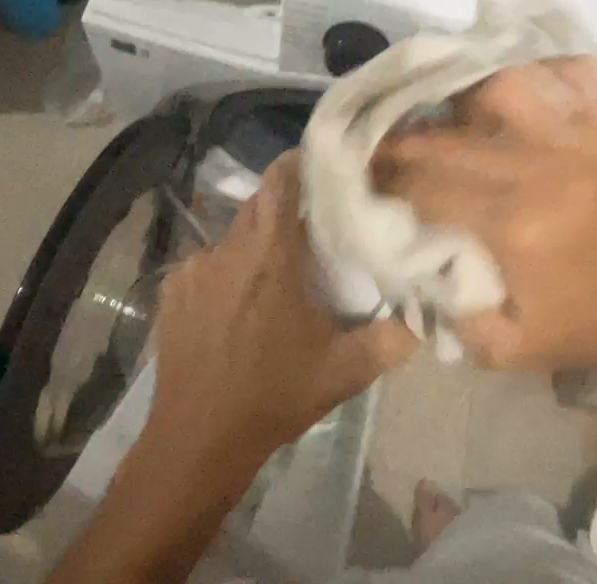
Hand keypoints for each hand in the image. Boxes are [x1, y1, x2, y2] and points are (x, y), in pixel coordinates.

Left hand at [145, 152, 418, 465]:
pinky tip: (234, 310)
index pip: (279, 182)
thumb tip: (426, 312)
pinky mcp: (171, 289)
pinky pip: (205, 265)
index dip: (297, 162)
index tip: (319, 160)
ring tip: (271, 283)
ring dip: (253, 250)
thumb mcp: (345, 371)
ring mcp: (193, 268)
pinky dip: (224, 275)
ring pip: (231, 239)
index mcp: (270, 257)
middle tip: (310, 229)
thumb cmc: (275, 396)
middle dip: (282, 209)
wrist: (199, 436)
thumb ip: (393, 337)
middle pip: (256, 206)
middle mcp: (228, 250)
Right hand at [376, 58, 596, 379]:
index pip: (426, 186)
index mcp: (517, 228)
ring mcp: (585, 139)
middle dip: (405, 139)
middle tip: (384, 142)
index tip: (365, 179)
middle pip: (452, 136)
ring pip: (505, 84)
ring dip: (463, 94)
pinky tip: (515, 82)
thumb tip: (393, 246)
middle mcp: (546, 170)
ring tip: (445, 110)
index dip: (385, 180)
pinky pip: (574, 71)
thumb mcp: (499, 349)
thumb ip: (439, 303)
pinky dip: (541, 66)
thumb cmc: (578, 331)